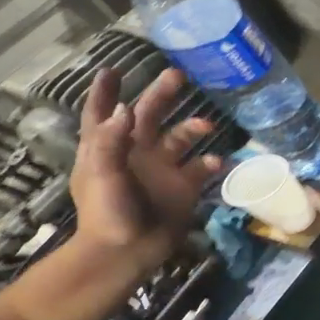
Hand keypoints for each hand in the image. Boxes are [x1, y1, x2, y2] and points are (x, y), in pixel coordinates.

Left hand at [71, 68, 222, 267]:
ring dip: (193, 129)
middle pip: (149, 117)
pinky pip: (202, 169)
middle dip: (162, 96)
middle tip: (178, 76)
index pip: (104, 113)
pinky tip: (218, 162)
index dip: (106, 92)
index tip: (112, 70)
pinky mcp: (185, 188)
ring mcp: (162, 170)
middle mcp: (136, 154)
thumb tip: (129, 108)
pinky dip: (211, 162)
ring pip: (180, 140)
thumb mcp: (102, 172)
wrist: (130, 249)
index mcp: (108, 148)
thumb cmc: (107, 210)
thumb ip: (112, 140)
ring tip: (207, 126)